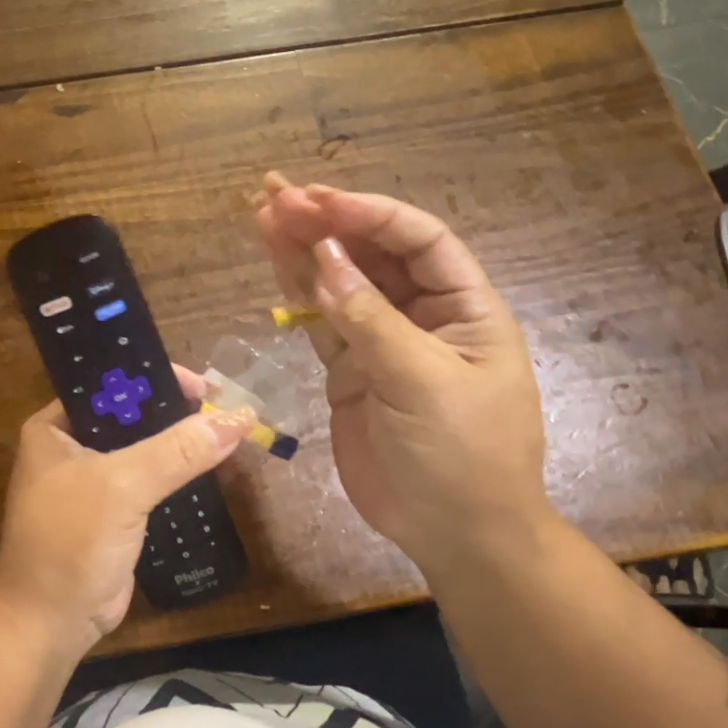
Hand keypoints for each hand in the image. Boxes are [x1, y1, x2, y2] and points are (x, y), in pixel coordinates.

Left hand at [0, 368, 256, 648]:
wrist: (49, 622)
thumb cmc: (69, 542)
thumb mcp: (122, 487)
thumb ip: (177, 451)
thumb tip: (238, 418)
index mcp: (55, 427)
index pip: (110, 386)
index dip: (156, 379)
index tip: (205, 386)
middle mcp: (71, 447)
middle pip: (132, 417)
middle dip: (177, 413)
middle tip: (227, 409)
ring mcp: (93, 483)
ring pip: (145, 451)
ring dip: (182, 445)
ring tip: (230, 434)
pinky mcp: (114, 515)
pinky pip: (152, 483)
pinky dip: (180, 476)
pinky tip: (214, 469)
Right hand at [254, 173, 553, 571]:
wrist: (454, 533)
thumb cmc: (462, 455)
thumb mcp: (422, 383)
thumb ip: (370, 321)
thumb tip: (325, 257)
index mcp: (466, 308)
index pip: (419, 241)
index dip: (370, 215)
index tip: (319, 203)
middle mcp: (424, 315)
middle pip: (373, 253)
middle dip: (327, 222)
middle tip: (274, 194)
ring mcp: (382, 343)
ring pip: (340, 283)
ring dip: (303, 248)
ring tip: (262, 211)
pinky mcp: (349, 372)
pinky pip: (321, 322)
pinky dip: (297, 293)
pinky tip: (273, 260)